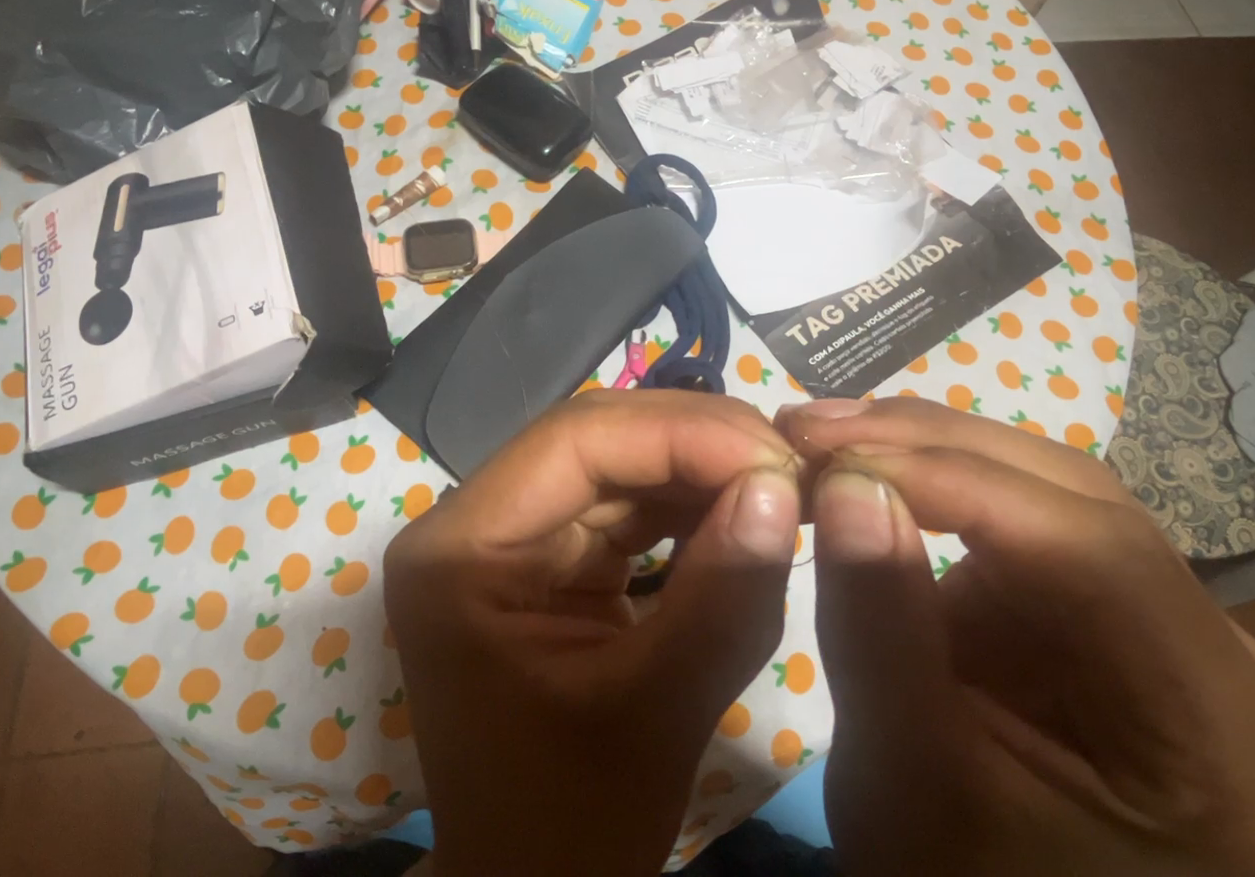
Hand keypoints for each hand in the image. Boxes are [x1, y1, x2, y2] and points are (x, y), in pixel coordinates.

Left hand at [385, 390, 802, 876]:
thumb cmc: (572, 821)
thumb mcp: (654, 714)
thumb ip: (722, 598)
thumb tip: (783, 487)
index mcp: (461, 552)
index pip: (573, 442)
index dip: (681, 433)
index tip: (779, 458)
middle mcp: (474, 526)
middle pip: (594, 440)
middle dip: (699, 442)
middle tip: (793, 465)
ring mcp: (511, 538)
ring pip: (617, 462)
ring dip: (702, 465)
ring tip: (784, 482)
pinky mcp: (550, 558)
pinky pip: (626, 505)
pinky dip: (690, 501)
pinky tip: (747, 507)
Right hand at [777, 397, 1254, 876]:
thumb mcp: (903, 773)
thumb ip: (878, 624)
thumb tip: (844, 477)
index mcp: (1228, 743)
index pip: (1101, 558)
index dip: (960, 484)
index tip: (831, 454)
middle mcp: (1228, 667)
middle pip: (1081, 510)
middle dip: (935, 452)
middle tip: (811, 425)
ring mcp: (1162, 635)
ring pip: (1047, 502)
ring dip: (927, 459)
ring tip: (822, 441)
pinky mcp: (1097, 622)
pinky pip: (1018, 532)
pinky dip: (933, 497)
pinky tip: (867, 476)